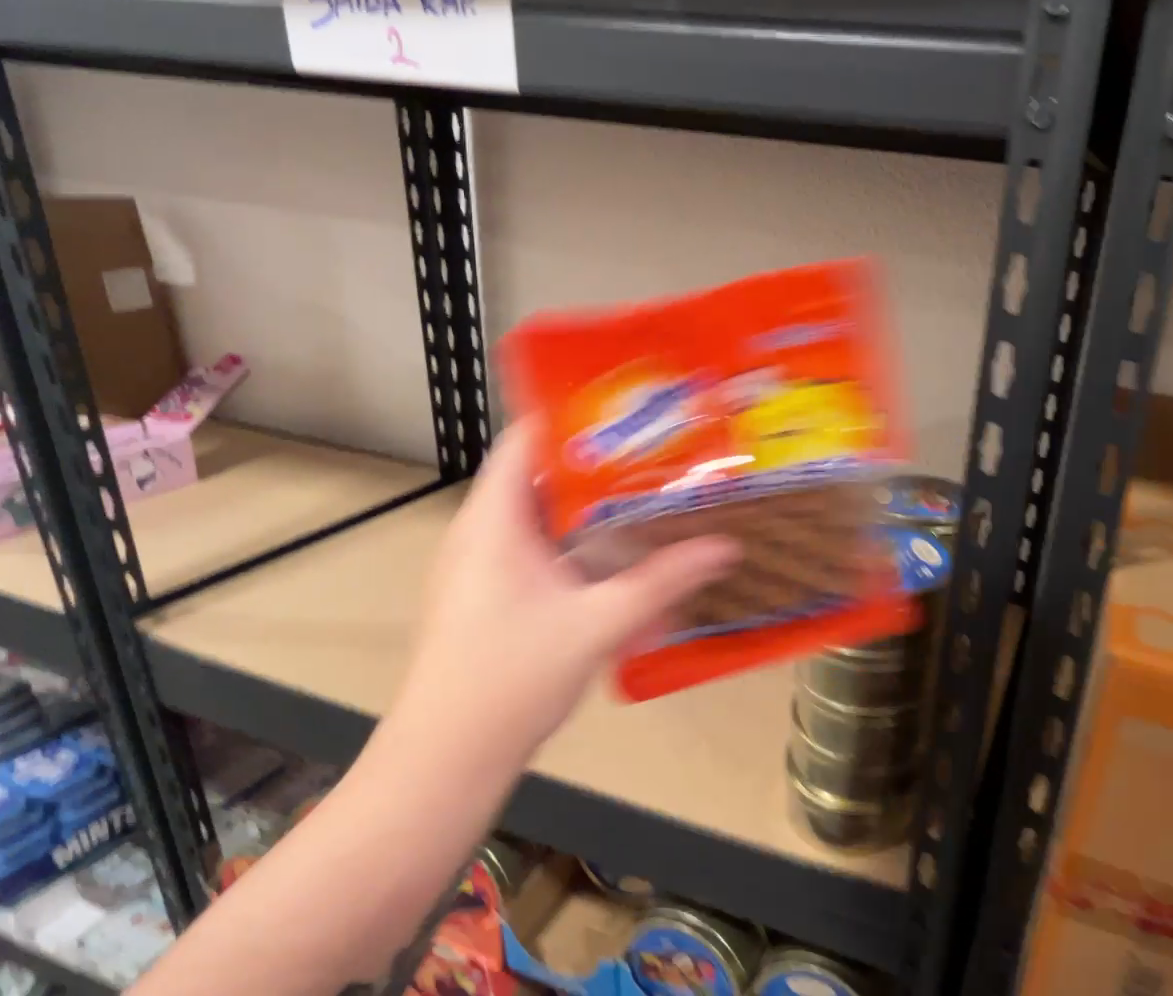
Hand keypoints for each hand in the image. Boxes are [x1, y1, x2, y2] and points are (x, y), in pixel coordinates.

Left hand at [398, 419, 739, 755]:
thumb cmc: (510, 678)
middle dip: (605, 468)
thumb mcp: (598, 623)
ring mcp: (483, 569)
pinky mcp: (491, 599)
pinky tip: (626, 569)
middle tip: (664, 460)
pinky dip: (583, 553)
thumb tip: (726, 546)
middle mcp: (481, 534)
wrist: (446, 759)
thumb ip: (663, 580)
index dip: (578, 416)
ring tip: (656, 506)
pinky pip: (542, 556)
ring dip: (597, 515)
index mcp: (494, 521)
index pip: (527, 439)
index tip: (637, 412)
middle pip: (544, 478)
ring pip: (546, 521)